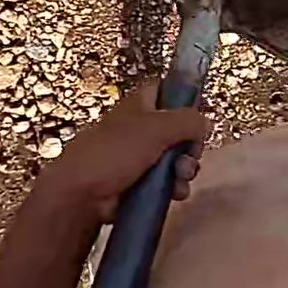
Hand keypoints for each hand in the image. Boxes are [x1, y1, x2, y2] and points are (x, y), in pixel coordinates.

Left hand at [32, 85, 209, 223]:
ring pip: (175, 159)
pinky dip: (174, 186)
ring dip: (184, 169)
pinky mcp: (138, 183)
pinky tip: (175, 193)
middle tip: (191, 155)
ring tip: (180, 178)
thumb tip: (206, 122)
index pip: (167, 92)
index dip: (186, 100)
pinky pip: (165, 181)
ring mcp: (138, 157)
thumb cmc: (115, 152)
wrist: (81, 195)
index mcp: (139, 106)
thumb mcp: (155, 128)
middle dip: (190, 145)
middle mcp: (139, 128)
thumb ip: (187, 121)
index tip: (200, 116)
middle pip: (178, 130)